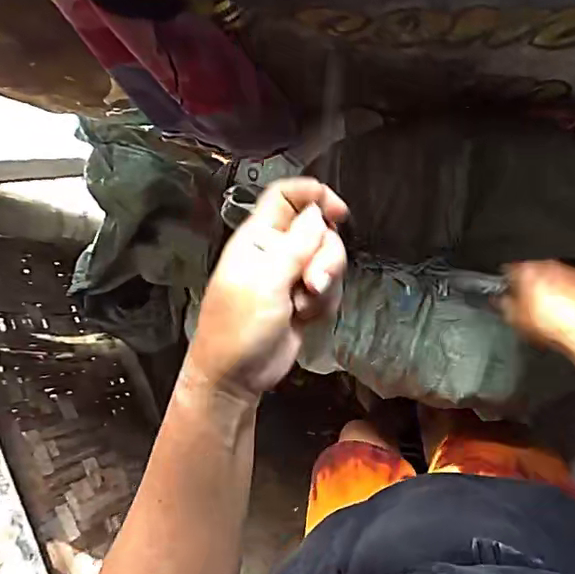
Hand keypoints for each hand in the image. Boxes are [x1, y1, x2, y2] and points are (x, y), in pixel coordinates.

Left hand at [186, 178, 348, 397]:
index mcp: (258, 238)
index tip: (338, 212)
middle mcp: (277, 252)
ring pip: (329, 261)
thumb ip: (296, 245)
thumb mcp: (265, 282)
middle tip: (313, 282)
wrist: (235, 377)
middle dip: (326, 256)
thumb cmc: (238, 328)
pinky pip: (330, 288)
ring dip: (325, 284)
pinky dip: (325, 303)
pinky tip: (305, 317)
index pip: (286, 196)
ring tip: (303, 306)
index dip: (313, 195)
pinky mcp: (305, 299)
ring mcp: (292, 276)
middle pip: (319, 231)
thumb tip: (318, 213)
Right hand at [498, 260, 574, 356]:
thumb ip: (504, 305)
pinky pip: (572, 283)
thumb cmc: (554, 324)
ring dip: (550, 289)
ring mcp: (568, 271)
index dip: (507, 282)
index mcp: (526, 271)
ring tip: (550, 311)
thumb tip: (501, 302)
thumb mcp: (517, 319)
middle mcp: (547, 265)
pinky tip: (567, 310)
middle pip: (533, 272)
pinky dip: (568, 293)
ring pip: (553, 276)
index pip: (509, 269)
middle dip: (530, 286)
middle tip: (529, 305)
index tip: (507, 291)